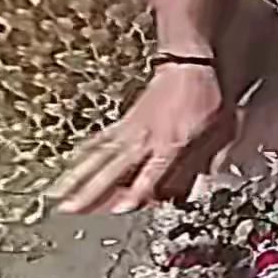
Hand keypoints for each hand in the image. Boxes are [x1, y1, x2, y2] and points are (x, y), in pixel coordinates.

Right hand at [46, 64, 231, 213]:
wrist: (187, 67)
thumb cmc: (208, 99)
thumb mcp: (221, 128)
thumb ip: (209, 156)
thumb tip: (203, 175)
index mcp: (173, 141)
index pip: (153, 172)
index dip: (138, 191)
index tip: (121, 209)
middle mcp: (146, 138)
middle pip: (115, 168)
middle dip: (92, 190)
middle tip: (69, 210)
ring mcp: (131, 129)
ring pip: (99, 157)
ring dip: (76, 176)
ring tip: (56, 195)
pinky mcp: (124, 121)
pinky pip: (101, 140)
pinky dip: (85, 153)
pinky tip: (72, 163)